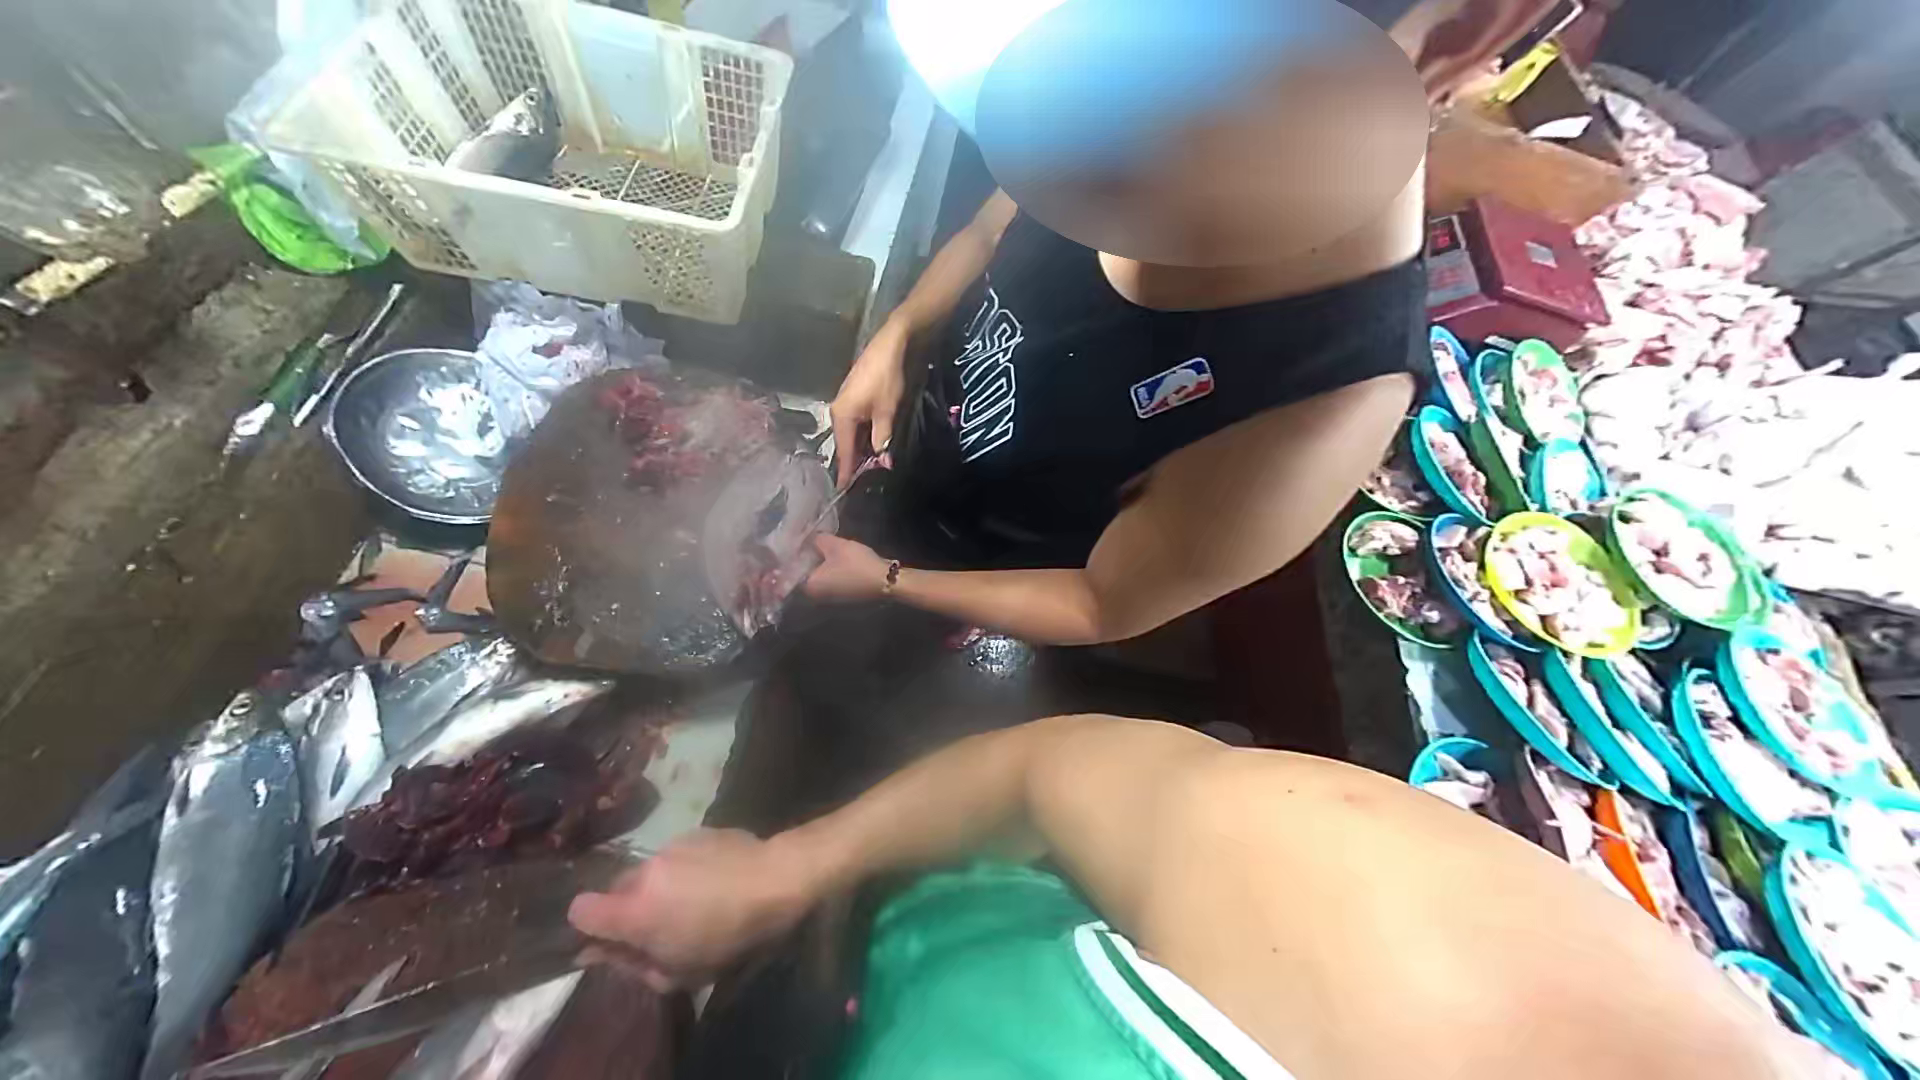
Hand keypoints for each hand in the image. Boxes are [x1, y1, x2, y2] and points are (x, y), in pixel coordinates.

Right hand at [568, 829, 816, 991]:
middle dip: (629, 906)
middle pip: (617, 889)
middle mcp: (645, 870)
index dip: (588, 925)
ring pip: (649, 870)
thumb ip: (630, 963)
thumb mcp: (676, 972)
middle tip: (661, 923)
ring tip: (694, 897)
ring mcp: (671, 845)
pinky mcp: (697, 830)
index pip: (580, 910)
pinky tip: (712, 876)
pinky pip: (677, 854)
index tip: (609, 937)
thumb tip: (595, 953)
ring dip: (659, 885)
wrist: (774, 880)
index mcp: (634, 910)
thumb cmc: (727, 936)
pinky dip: (684, 866)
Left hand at [802, 535, 892, 602]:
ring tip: (822, 547)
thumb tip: (811, 538)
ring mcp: (831, 598)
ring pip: (820, 577)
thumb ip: (818, 540)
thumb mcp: (835, 545)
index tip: (796, 542)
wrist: (886, 581)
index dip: (793, 555)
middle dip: (807, 559)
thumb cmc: (856, 564)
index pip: (791, 570)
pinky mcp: (844, 596)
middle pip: (806, 573)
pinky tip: (837, 558)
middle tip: (809, 542)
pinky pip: (831, 580)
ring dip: (821, 564)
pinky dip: (831, 570)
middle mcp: (816, 595)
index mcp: (809, 585)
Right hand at [830, 325, 907, 486]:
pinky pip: (855, 424)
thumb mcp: (888, 412)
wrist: (893, 344)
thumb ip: (883, 439)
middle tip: (860, 483)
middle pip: (845, 443)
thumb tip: (882, 461)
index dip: (845, 472)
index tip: (842, 491)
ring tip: (866, 469)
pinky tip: (870, 445)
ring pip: (851, 434)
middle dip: (853, 462)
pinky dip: (862, 436)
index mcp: (842, 416)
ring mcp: (845, 403)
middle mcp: (838, 411)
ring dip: (859, 450)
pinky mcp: (854, 397)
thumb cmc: (888, 379)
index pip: (843, 452)